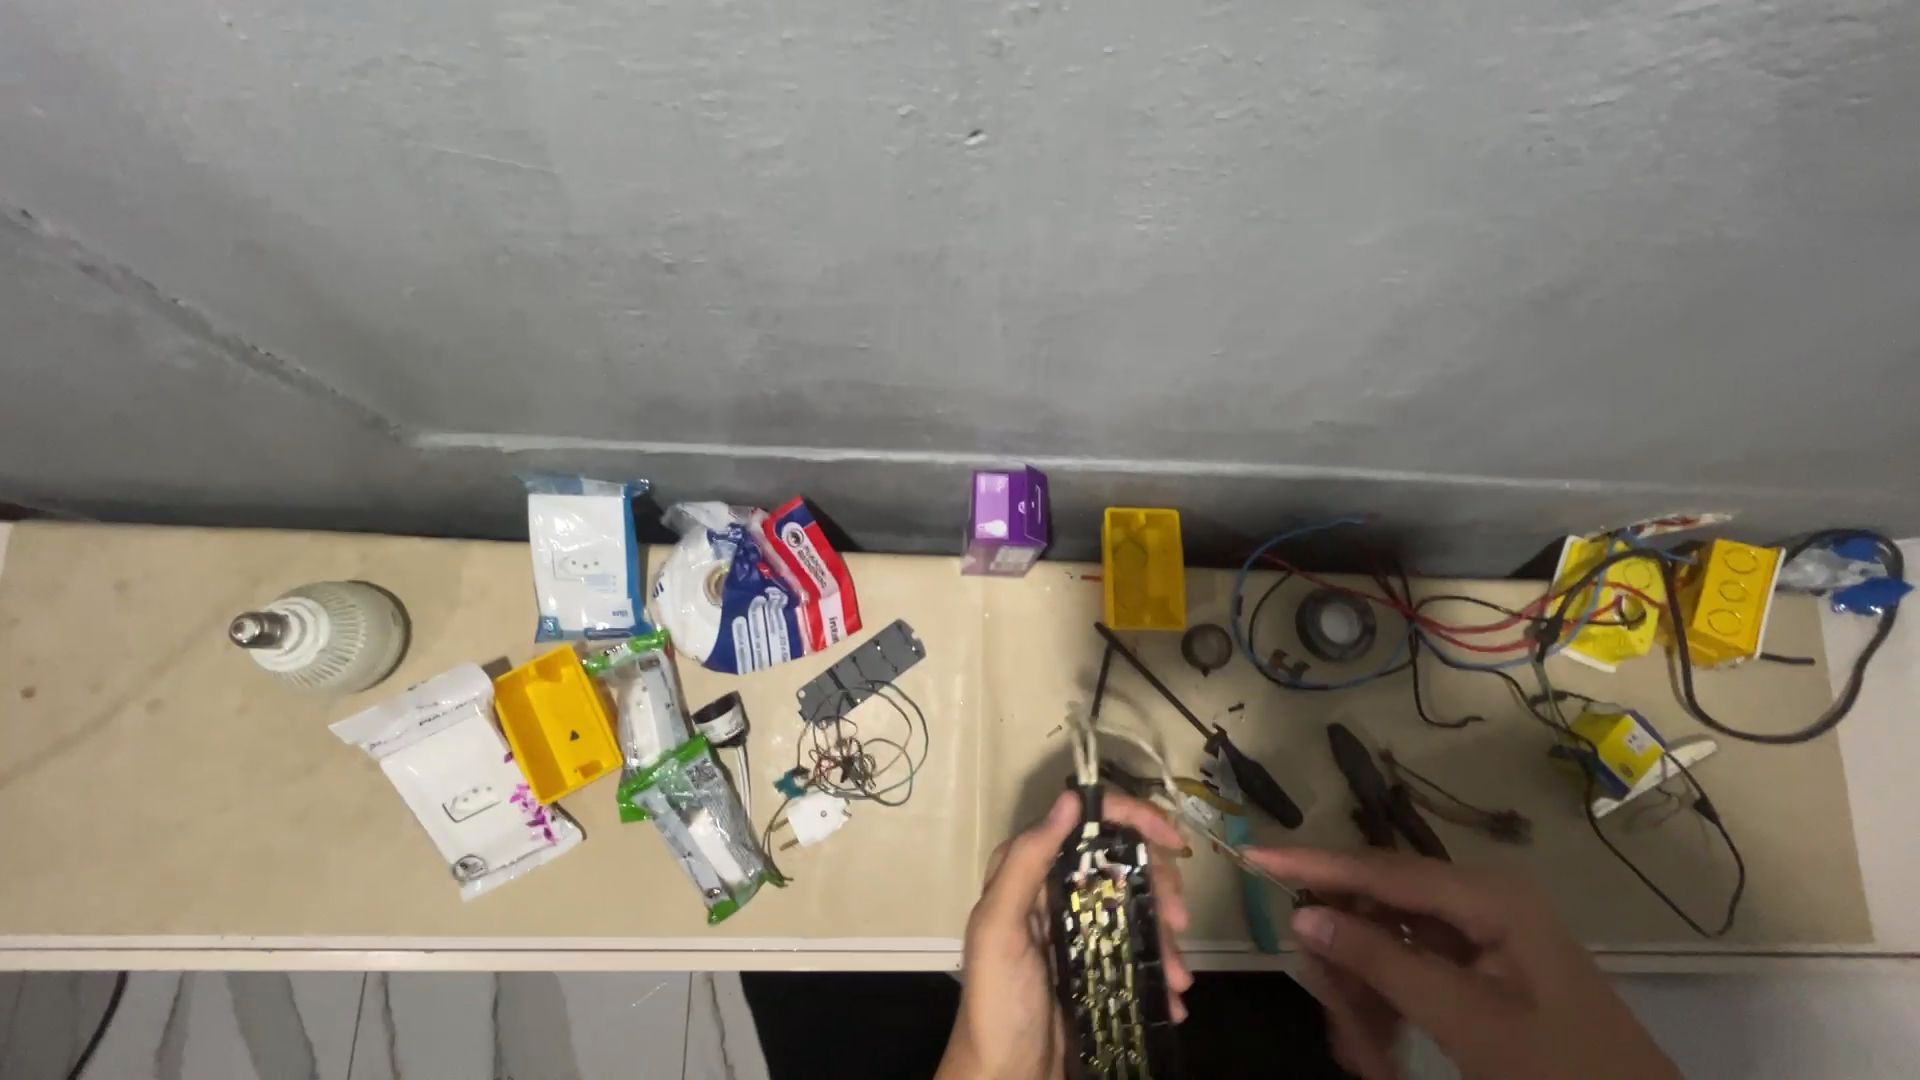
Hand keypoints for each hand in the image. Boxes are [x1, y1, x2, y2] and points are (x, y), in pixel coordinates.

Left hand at [937, 790, 1192, 1079]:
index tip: (1172, 839)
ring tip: (1178, 977)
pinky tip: (1174, 996)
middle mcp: (1056, 888)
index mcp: (1029, 869)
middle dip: (1159, 882)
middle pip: (1121, 859)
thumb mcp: (999, 927)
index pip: (1084, 821)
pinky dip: (1163, 966)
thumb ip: (1026, 861)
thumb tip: (1069, 799)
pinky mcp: (1100, 963)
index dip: (1131, 819)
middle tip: (1179, 917)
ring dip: (1166, 935)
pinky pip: (1141, 948)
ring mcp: (1081, 926)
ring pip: (1138, 904)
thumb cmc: (997, 1000)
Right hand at [1246, 848, 1679, 1079]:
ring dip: (1366, 991)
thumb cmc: (1562, 1070)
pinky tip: (1381, 1045)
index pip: (1377, 868)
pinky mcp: (1481, 963)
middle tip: (1332, 1013)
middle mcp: (1479, 897)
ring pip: (1388, 940)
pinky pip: (1410, 966)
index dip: (1311, 864)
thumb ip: (1382, 962)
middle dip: (1347, 958)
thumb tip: (1303, 914)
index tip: (1253, 857)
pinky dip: (1388, 1001)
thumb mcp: (1468, 1021)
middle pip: (1378, 905)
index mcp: (1486, 895)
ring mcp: (1481, 930)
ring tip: (1366, 1053)